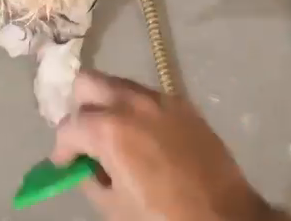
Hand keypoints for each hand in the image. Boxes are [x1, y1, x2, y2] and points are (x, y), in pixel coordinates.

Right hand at [53, 71, 284, 220]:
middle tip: (85, 140)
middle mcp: (131, 102)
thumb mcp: (117, 211)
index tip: (64, 166)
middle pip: (87, 83)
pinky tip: (145, 140)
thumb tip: (84, 168)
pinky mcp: (182, 103)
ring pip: (118, 85)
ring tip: (115, 139)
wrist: (228, 219)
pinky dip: (135, 111)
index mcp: (110, 129)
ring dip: (107, 106)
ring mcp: (159, 98)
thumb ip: (91, 182)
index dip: (61, 149)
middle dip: (79, 110)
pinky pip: (146, 97)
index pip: (68, 126)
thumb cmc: (166, 219)